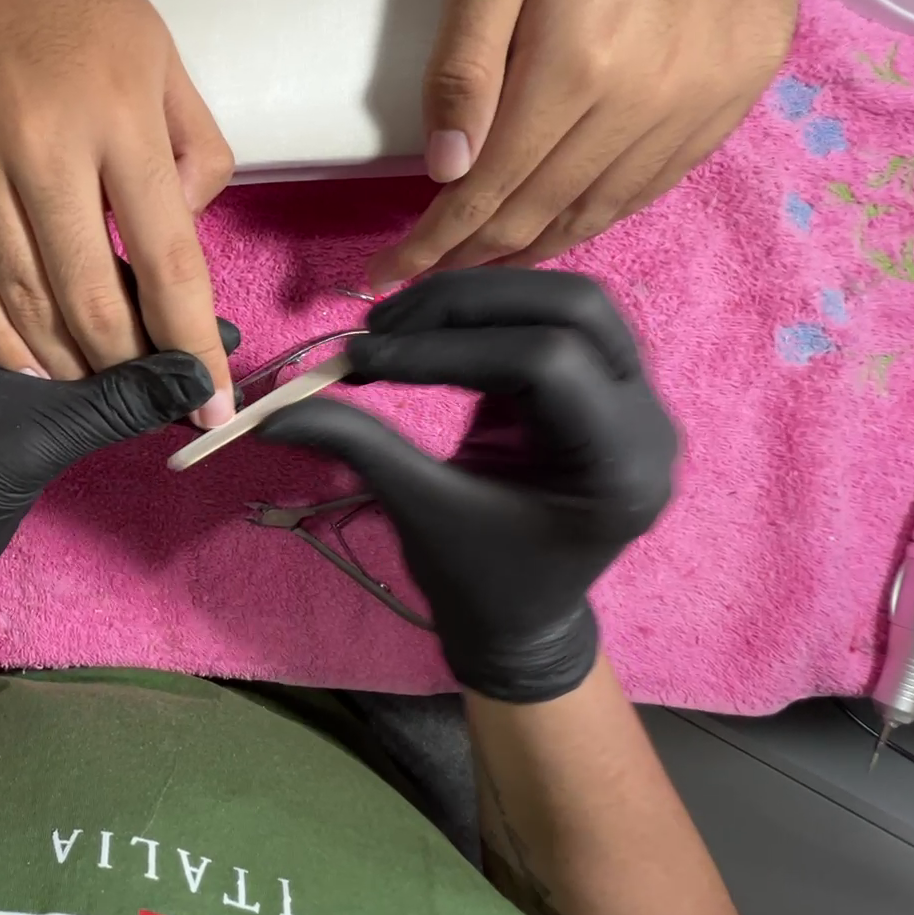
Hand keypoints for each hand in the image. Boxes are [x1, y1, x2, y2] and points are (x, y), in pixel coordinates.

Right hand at [0, 0, 235, 425]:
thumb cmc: (71, 4)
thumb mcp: (163, 60)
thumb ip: (196, 153)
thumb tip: (184, 231)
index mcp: (115, 119)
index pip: (167, 259)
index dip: (192, 345)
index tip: (210, 403)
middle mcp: (39, 153)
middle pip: (90, 299)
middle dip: (125, 362)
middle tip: (146, 388)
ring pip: (25, 304)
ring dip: (68, 361)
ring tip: (96, 384)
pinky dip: (4, 340)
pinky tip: (34, 365)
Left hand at [0, 311, 237, 643]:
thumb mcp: (40, 435)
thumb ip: (118, 402)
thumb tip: (200, 376)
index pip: (88, 283)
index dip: (155, 301)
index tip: (213, 323)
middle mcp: (11, 329)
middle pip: (100, 316)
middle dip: (163, 334)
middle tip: (226, 349)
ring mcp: (21, 371)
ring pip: (99, 356)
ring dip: (150, 368)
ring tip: (208, 376)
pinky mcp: (30, 412)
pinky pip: (90, 392)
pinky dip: (128, 396)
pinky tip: (165, 401)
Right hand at [258, 270, 677, 701]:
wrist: (518, 614)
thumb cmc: (477, 577)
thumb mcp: (416, 511)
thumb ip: (354, 446)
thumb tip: (271, 415)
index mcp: (616, 464)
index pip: (544, 364)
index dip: (444, 349)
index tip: (359, 359)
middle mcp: (642, 417)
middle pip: (572, 309)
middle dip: (466, 305)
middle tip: (379, 327)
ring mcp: (625, 394)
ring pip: (564, 300)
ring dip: (471, 299)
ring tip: (392, 324)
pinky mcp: (588, 383)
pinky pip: (540, 319)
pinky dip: (475, 316)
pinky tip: (420, 331)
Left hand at [367, 0, 795, 285]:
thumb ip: (463, 71)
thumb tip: (444, 171)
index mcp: (578, 69)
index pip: (482, 194)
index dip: (428, 246)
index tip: (386, 276)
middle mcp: (650, 97)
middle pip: (535, 212)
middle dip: (469, 255)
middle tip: (426, 276)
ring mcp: (707, 92)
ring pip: (599, 209)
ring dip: (531, 247)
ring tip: (483, 266)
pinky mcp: (742, 79)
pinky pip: (659, 179)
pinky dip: (600, 214)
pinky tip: (563, 225)